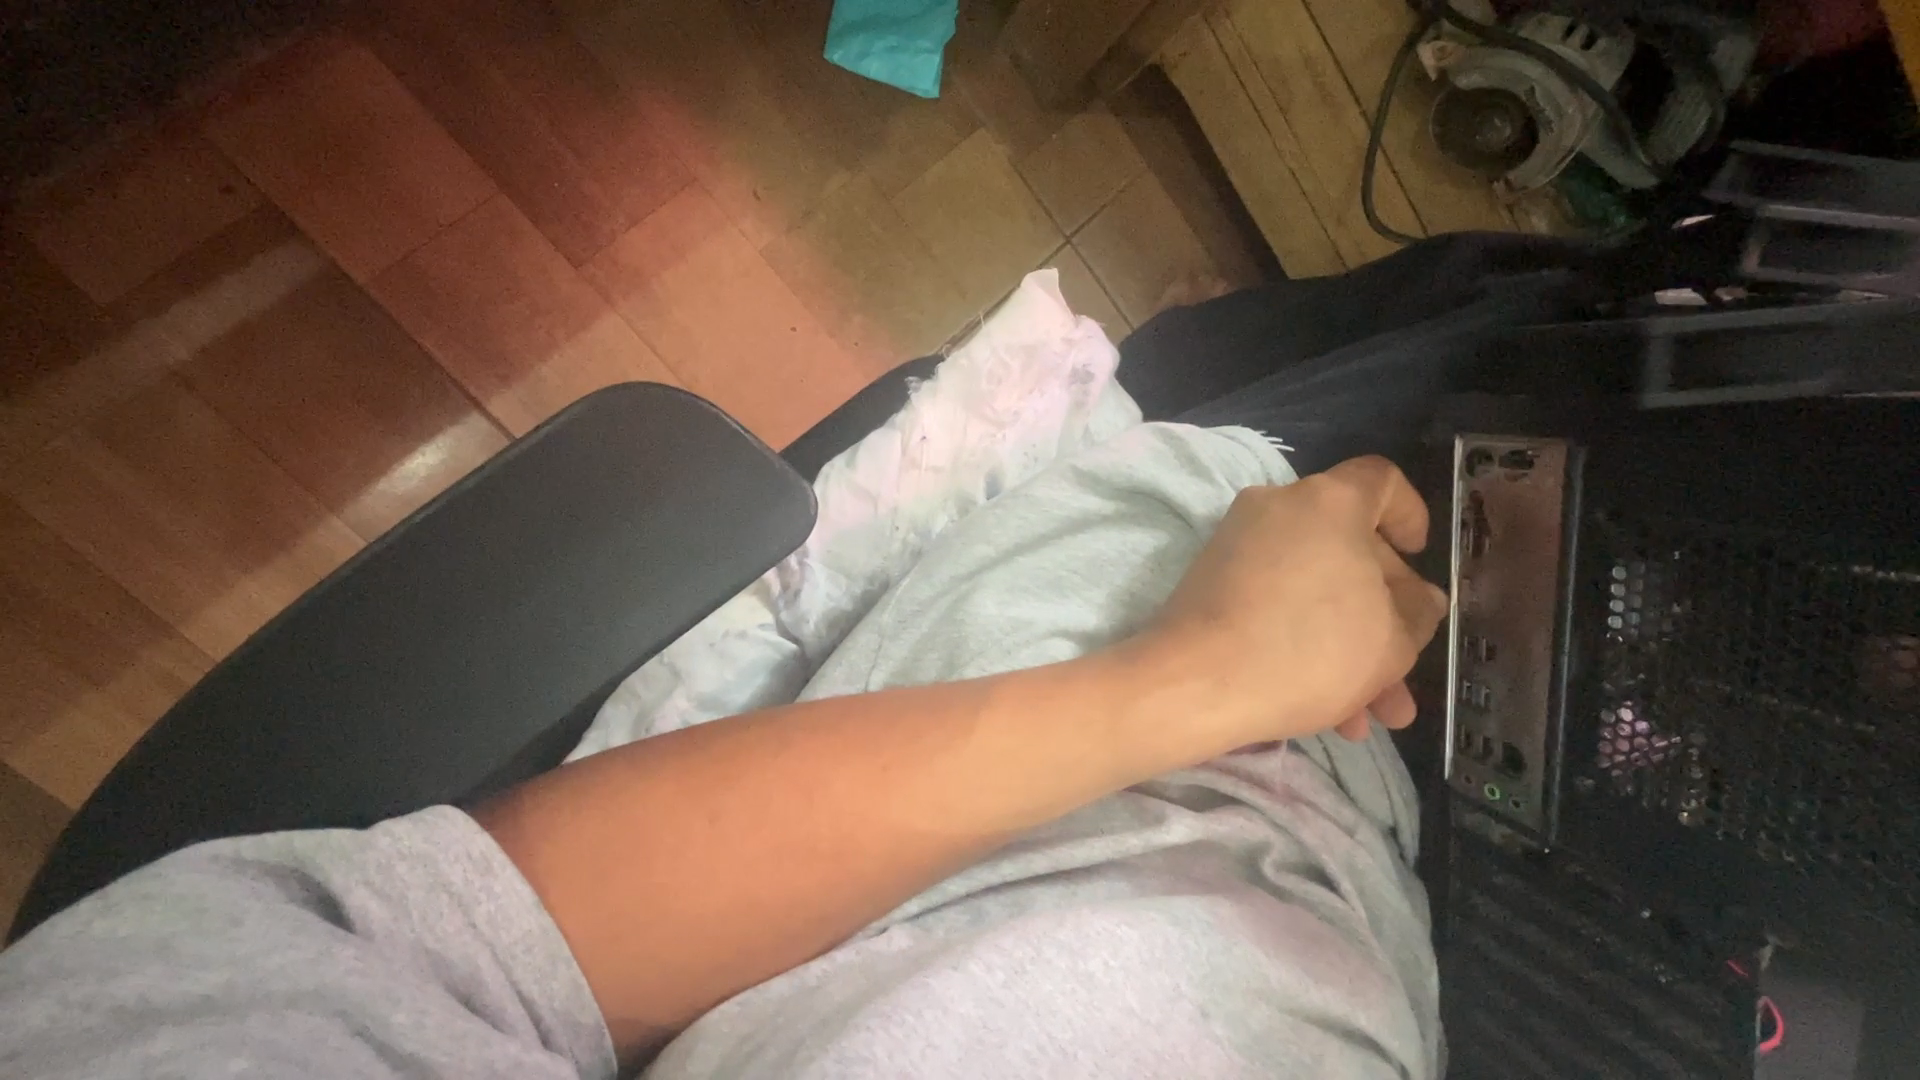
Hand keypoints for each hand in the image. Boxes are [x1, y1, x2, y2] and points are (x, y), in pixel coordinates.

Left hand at [1121, 456, 1449, 759]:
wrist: (1196, 683)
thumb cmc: (1309, 649)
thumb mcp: (1392, 639)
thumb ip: (1417, 611)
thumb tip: (1415, 597)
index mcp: (1327, 501)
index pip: (1381, 480)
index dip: (1409, 513)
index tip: (1418, 557)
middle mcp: (1275, 509)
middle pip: (1346, 549)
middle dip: (1383, 618)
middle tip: (1402, 672)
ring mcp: (1235, 546)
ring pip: (1310, 590)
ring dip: (1346, 649)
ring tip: (1369, 719)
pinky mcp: (1208, 584)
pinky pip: (1271, 605)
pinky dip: (1301, 646)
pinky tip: (1326, 714)